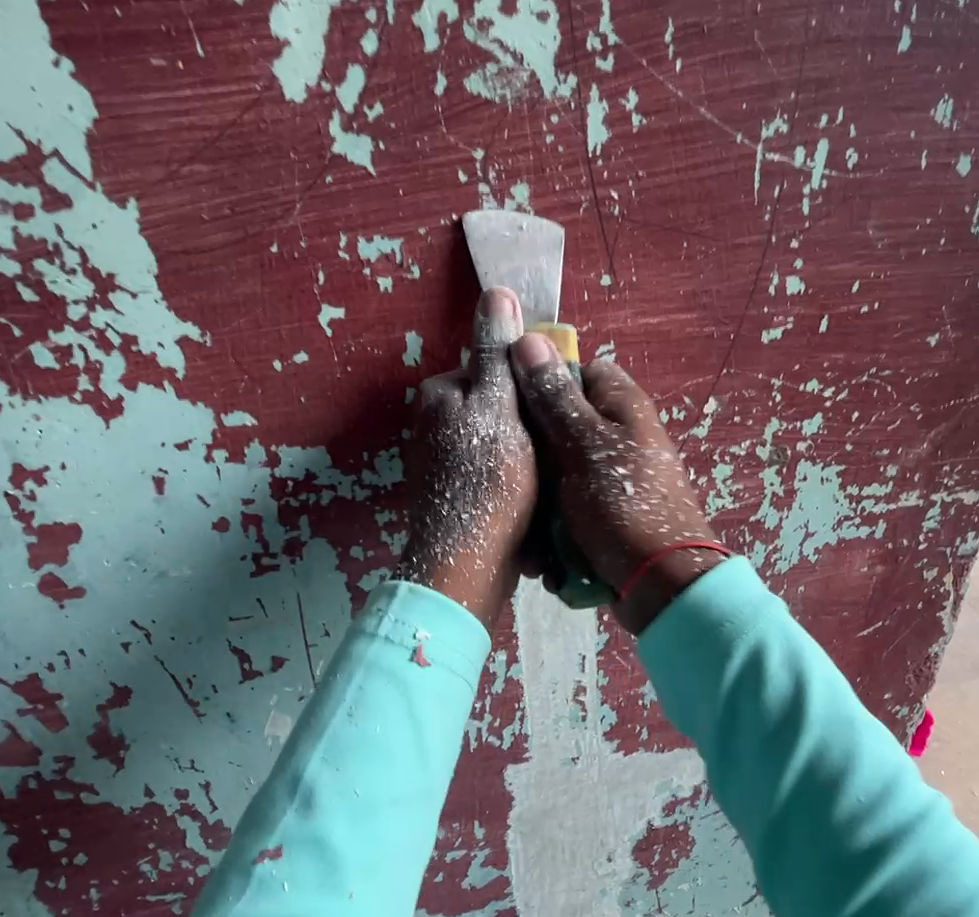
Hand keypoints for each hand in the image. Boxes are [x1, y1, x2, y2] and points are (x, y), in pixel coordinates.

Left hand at [396, 288, 537, 628]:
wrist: (469, 563)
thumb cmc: (489, 480)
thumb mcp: (499, 406)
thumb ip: (496, 353)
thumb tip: (497, 291)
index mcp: (437, 396)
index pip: (493, 373)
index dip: (525, 393)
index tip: (545, 419)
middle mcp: (430, 426)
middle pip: (498, 412)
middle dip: (526, 432)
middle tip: (547, 457)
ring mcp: (439, 466)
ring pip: (499, 449)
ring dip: (523, 465)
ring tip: (540, 487)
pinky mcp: (452, 500)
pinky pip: (492, 481)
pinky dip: (511, 491)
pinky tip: (526, 509)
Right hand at [508, 335, 724, 634]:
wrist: (658, 582)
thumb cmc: (622, 505)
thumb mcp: (583, 446)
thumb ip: (554, 397)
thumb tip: (528, 339)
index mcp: (622, 406)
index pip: (579, 370)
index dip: (544, 380)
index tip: (509, 401)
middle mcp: (619, 435)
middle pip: (562, 423)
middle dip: (534, 447)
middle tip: (506, 462)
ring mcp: (611, 477)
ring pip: (559, 469)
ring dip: (539, 492)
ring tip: (517, 508)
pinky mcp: (603, 512)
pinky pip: (568, 504)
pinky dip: (553, 519)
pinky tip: (536, 536)